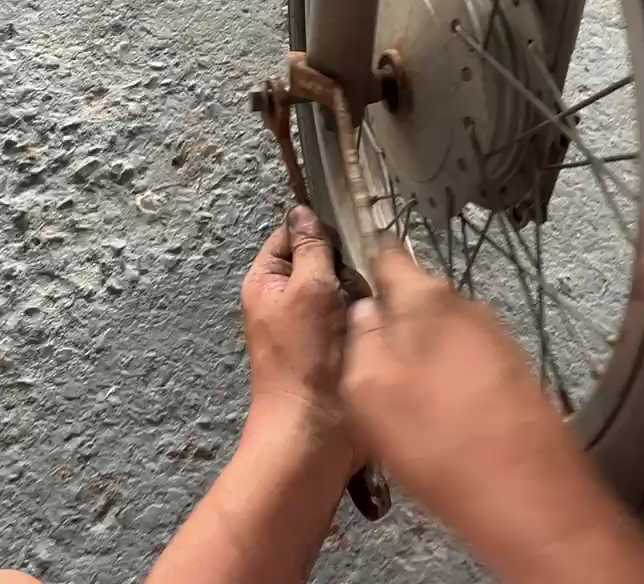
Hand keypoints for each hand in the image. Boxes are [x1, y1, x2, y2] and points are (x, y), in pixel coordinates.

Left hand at [240, 207, 352, 456]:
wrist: (316, 431)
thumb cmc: (306, 356)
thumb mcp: (308, 289)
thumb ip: (310, 247)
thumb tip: (303, 211)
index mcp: (266, 280)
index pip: (292, 234)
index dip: (317, 233)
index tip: (345, 241)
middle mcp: (286, 297)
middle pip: (324, 259)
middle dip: (345, 267)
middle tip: (354, 286)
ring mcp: (313, 321)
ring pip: (346, 285)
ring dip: (361, 294)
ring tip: (368, 311)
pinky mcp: (336, 343)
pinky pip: (357, 313)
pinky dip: (368, 316)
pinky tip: (377, 326)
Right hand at [340, 240, 571, 516]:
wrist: (532, 497)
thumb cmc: (440, 440)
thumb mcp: (370, 390)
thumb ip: (360, 339)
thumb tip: (362, 310)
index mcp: (425, 297)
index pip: (387, 254)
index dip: (363, 260)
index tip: (348, 279)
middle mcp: (463, 304)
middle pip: (413, 296)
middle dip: (391, 319)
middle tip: (368, 361)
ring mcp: (493, 335)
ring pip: (438, 330)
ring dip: (419, 352)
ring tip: (402, 397)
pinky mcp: (512, 370)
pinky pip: (463, 359)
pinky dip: (446, 376)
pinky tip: (439, 415)